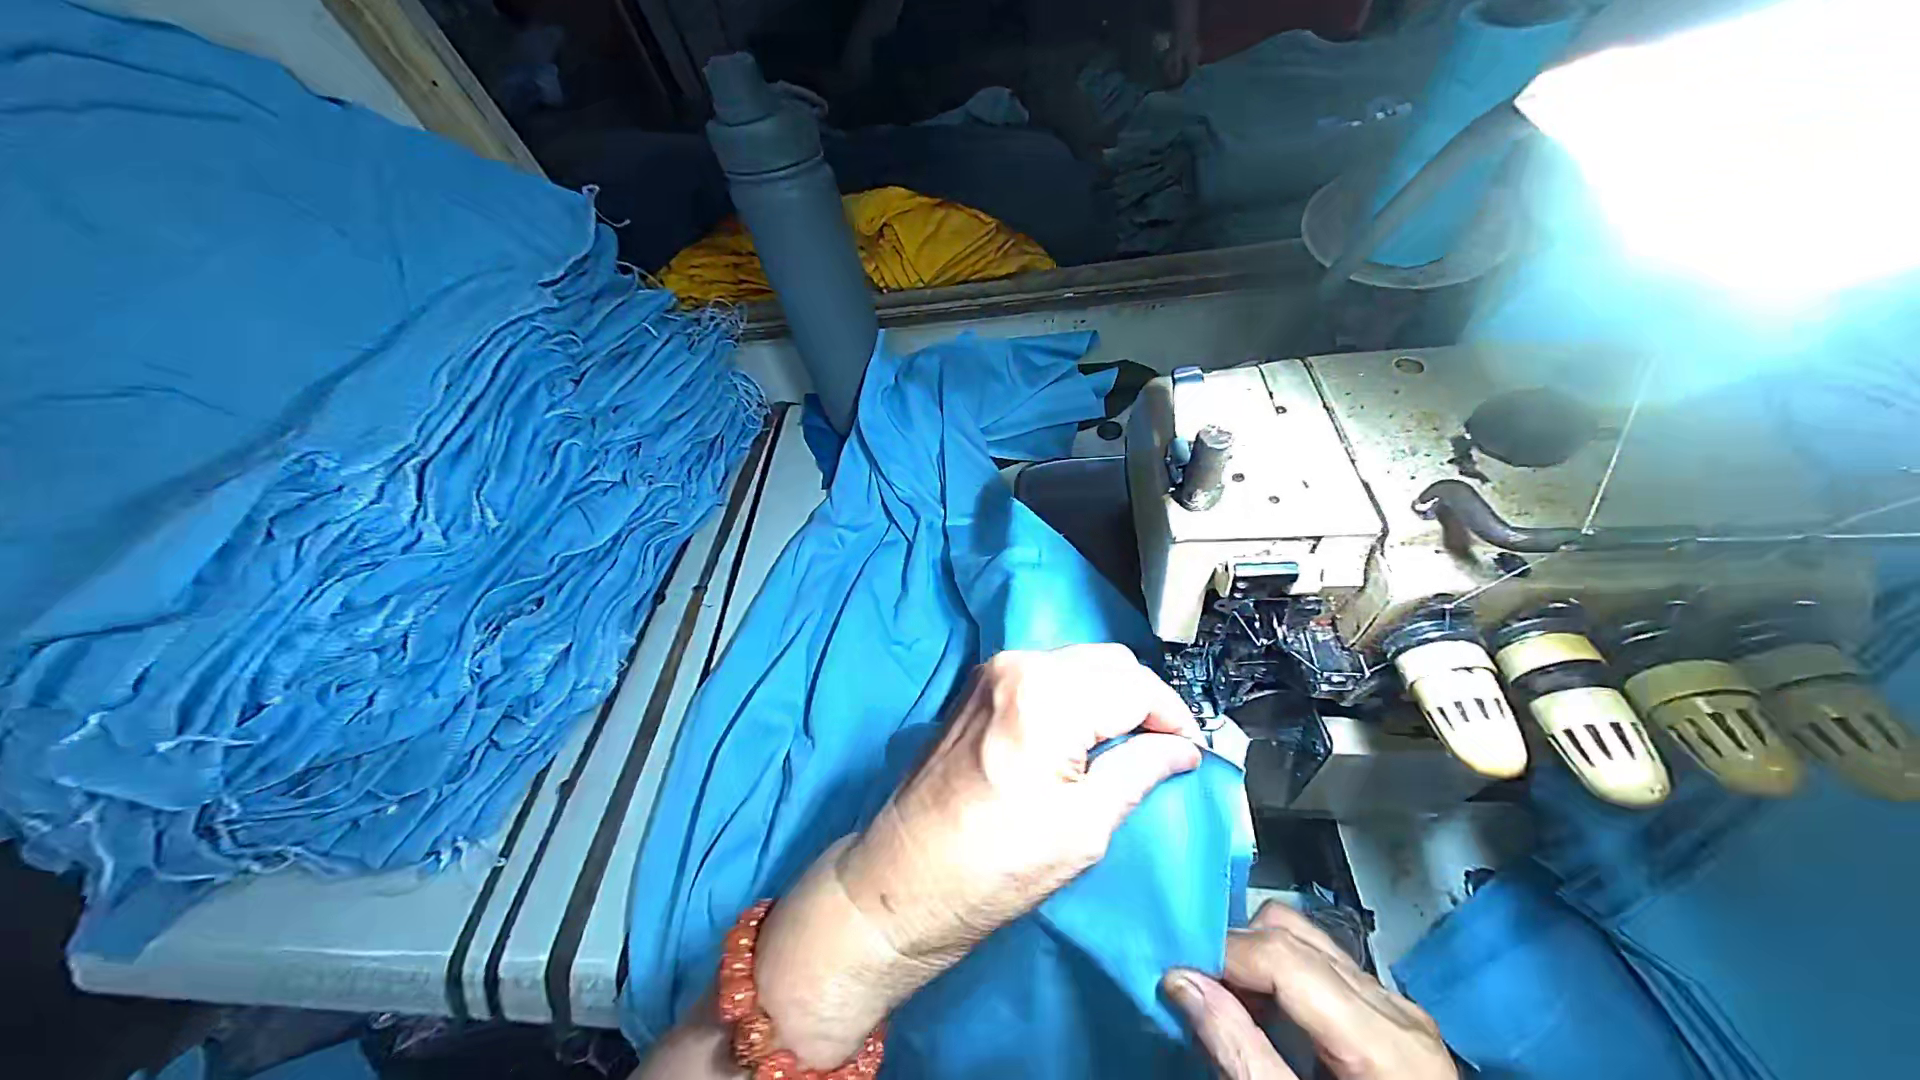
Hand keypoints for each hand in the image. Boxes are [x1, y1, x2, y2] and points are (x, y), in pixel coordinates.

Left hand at [751, 645, 1202, 1066]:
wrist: (904, 878)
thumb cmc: (995, 865)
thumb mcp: (1084, 827)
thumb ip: (1138, 771)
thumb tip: (1181, 750)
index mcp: (1047, 695)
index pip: (1136, 686)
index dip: (1174, 716)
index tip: (1191, 750)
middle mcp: (1017, 665)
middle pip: (1108, 663)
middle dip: (1143, 701)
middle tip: (1163, 748)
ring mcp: (991, 672)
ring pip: (1077, 663)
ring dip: (1109, 696)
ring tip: (1126, 745)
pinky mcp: (976, 687)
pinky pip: (1044, 674)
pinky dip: (1075, 695)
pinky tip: (1083, 734)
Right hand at [1164, 902, 1456, 1079]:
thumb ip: (1241, 1054)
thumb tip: (1181, 982)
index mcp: (1386, 1041)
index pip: (1281, 955)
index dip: (1220, 957)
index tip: (1176, 979)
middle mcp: (1396, 1009)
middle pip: (1289, 933)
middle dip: (1232, 953)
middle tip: (1197, 994)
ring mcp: (1397, 1010)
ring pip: (1301, 938)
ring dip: (1252, 959)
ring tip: (1228, 1005)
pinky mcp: (1390, 1017)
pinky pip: (1319, 964)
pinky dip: (1277, 974)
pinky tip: (1263, 1015)